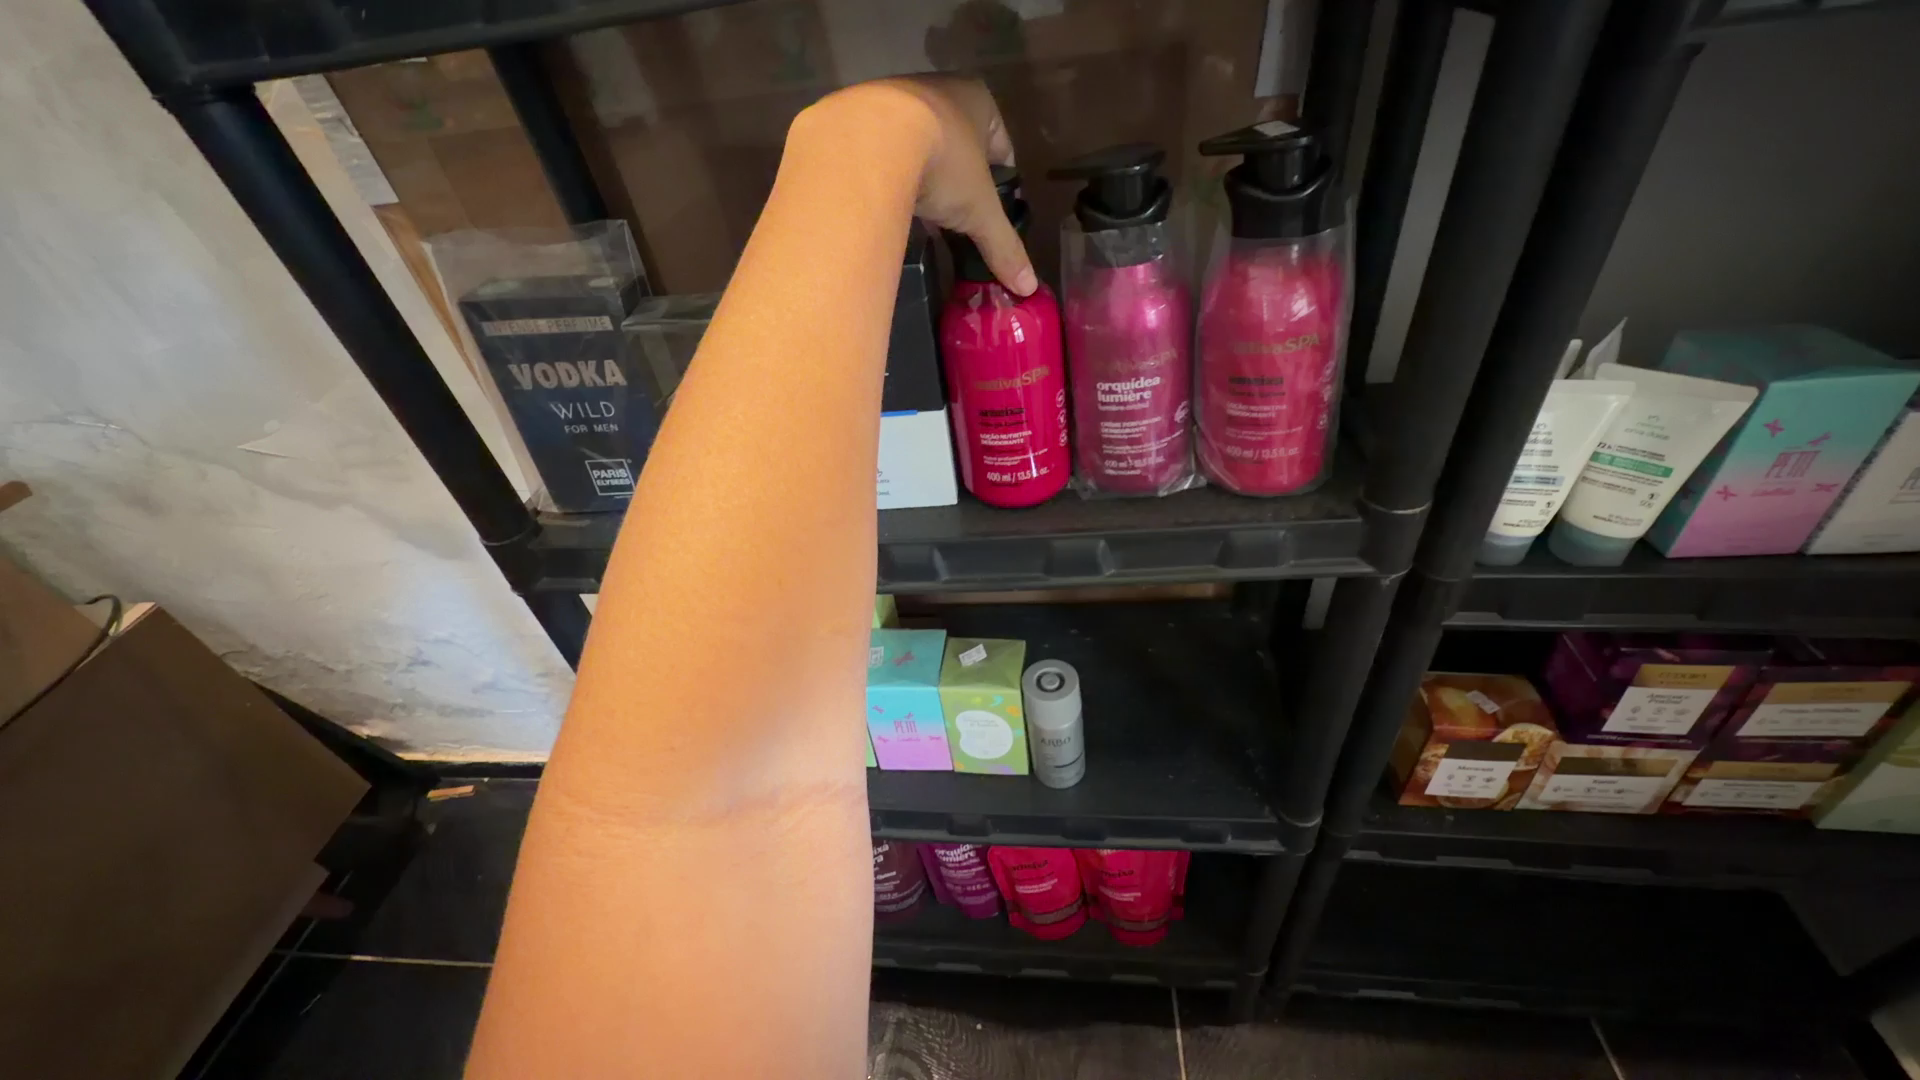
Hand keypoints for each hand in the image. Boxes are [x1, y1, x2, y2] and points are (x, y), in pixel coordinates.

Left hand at [808, 76, 1035, 295]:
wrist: (868, 141)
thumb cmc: (942, 164)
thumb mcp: (979, 211)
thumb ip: (1003, 245)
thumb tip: (1029, 286)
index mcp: (977, 100)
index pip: (1001, 144)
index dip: (1001, 179)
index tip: (994, 209)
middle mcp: (938, 90)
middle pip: (960, 144)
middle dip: (960, 180)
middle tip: (958, 216)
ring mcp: (896, 99)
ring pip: (921, 146)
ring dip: (924, 175)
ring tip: (924, 212)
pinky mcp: (862, 118)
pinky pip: (886, 152)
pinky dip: (892, 174)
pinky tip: (890, 200)